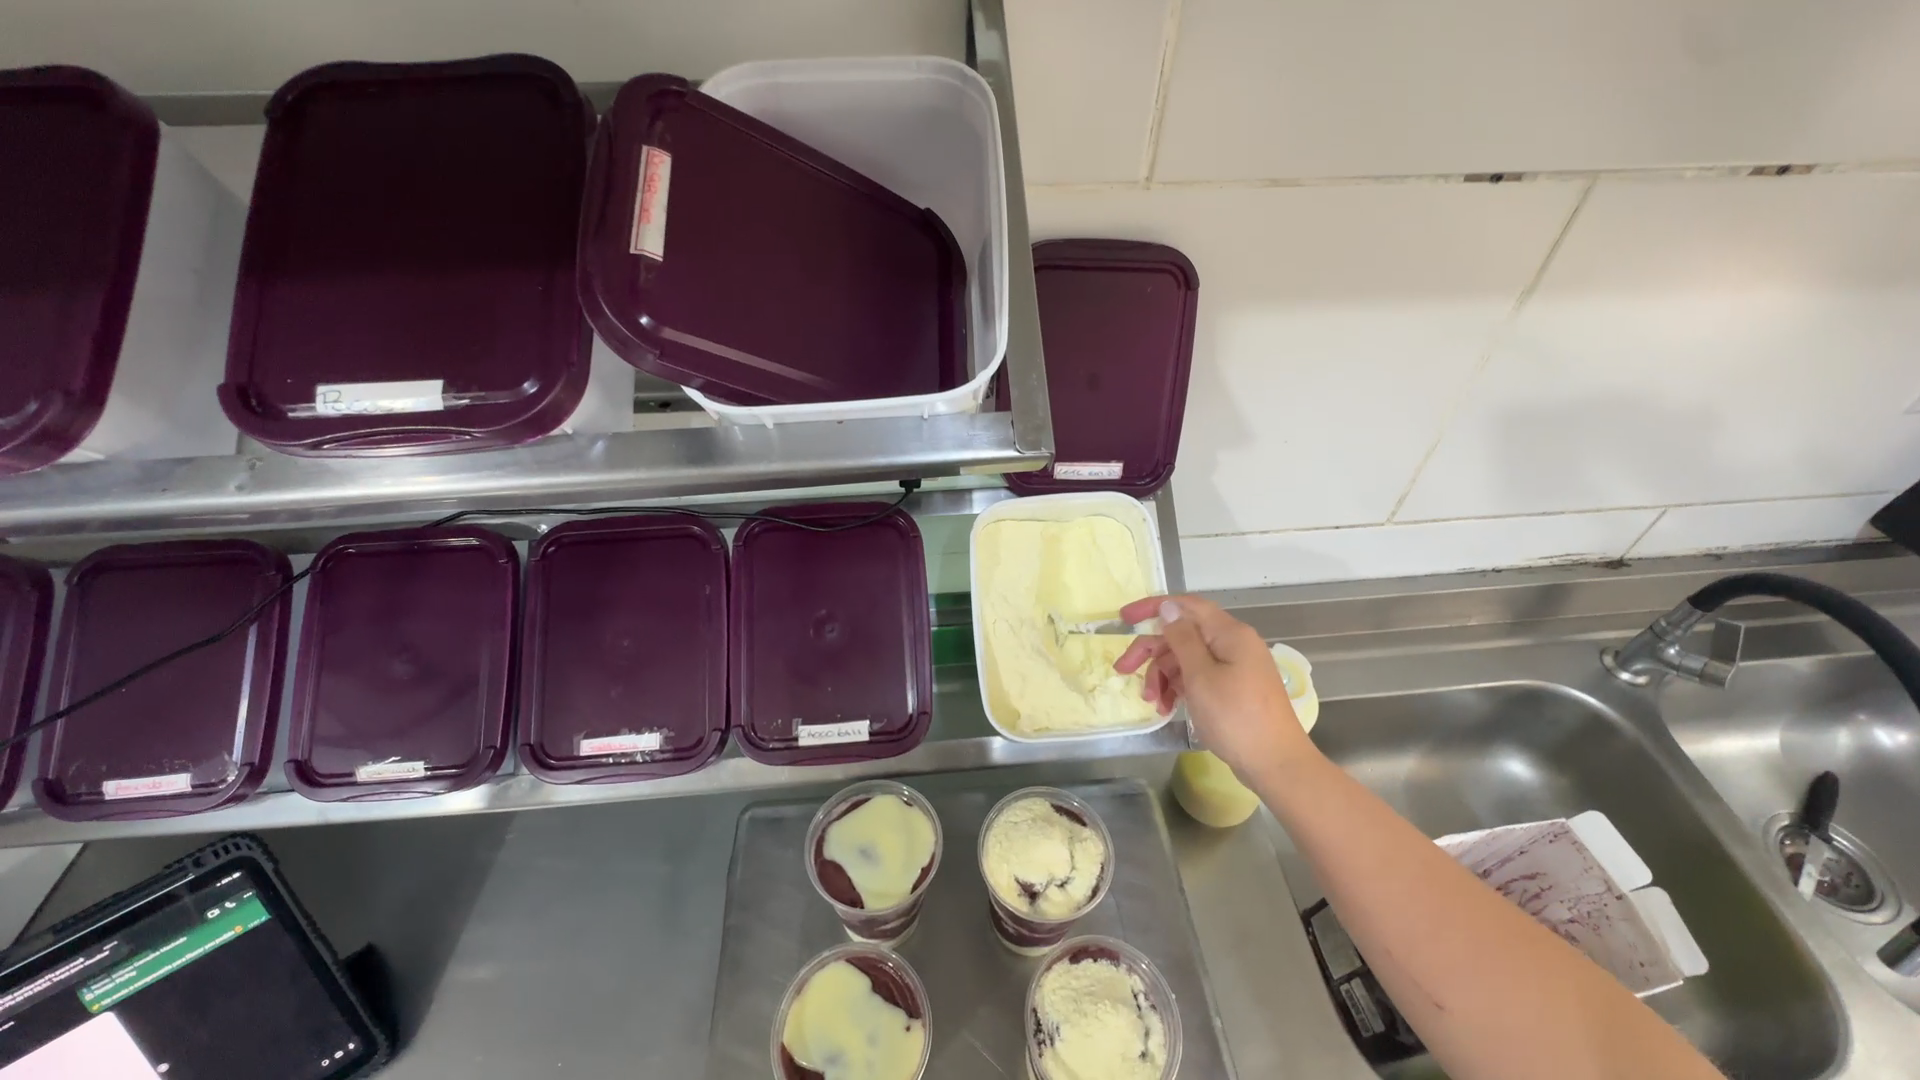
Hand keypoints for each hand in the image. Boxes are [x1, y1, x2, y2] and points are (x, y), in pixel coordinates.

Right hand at [1113, 594, 1311, 779]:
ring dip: (1162, 675)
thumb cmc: (1235, 717)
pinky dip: (1179, 688)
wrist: (1275, 763)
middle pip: (1182, 635)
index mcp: (1229, 633)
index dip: (1153, 607)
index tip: (1124, 619)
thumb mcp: (1201, 676)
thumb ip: (1182, 638)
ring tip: (1152, 701)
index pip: (1186, 606)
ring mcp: (1234, 668)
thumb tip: (1168, 607)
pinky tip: (1167, 708)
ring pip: (1187, 659)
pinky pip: (1198, 678)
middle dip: (1151, 652)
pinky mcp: (1232, 689)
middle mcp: (1232, 644)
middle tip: (1122, 671)